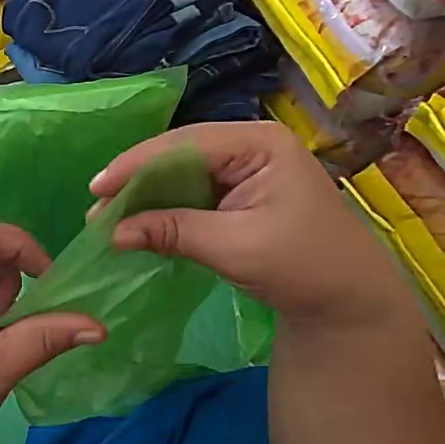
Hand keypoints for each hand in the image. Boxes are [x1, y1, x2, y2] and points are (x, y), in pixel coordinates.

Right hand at [90, 121, 412, 328]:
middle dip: (139, 180)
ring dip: (148, 196)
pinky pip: (193, 193)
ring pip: (183, 173)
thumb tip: (113, 231)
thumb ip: (174, 231)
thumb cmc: (304, 266)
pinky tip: (141, 222)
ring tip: (110, 217)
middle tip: (97, 207)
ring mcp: (246, 169)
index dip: (137, 164)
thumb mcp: (236, 247)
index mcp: (259, 143)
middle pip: (180, 153)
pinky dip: (167, 209)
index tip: (97, 188)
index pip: (185, 144)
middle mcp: (250, 145)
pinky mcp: (240, 194)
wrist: (347, 300)